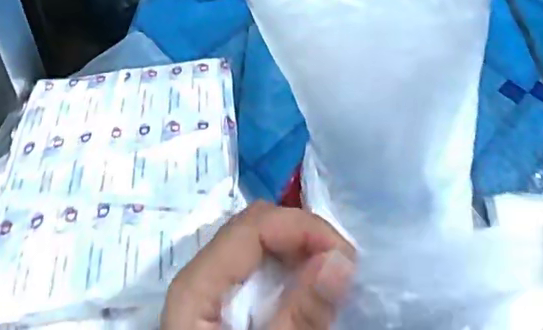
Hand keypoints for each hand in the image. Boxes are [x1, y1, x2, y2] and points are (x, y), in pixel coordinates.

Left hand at [162, 202, 355, 329]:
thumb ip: (301, 318)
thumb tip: (342, 259)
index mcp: (195, 288)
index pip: (256, 225)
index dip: (304, 229)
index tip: (347, 259)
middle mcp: (197, 280)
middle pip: (256, 229)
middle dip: (304, 238)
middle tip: (345, 268)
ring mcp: (205, 297)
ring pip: (258, 247)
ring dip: (299, 254)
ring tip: (334, 280)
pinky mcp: (217, 315)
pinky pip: (255, 272)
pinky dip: (288, 275)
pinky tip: (309, 297)